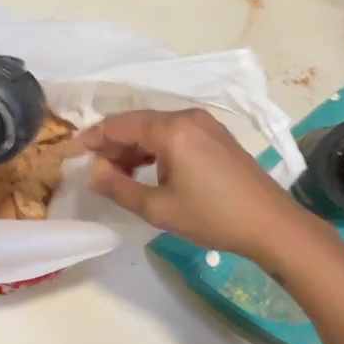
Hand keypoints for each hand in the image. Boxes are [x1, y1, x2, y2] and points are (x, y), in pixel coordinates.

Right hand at [80, 109, 316, 269]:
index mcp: (171, 129)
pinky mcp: (216, 137)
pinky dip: (154, 149)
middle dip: (111, 145)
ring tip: (116, 176)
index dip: (91, 139)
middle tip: (92, 171)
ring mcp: (205, 125)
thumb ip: (118, 187)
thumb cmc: (213, 217)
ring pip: (154, 129)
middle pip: (136, 123)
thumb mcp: (157, 208)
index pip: (118, 125)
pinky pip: (173, 134)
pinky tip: (146, 172)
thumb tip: (91, 173)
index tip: (70, 155)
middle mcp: (187, 117)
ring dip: (132, 149)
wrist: (273, 226)